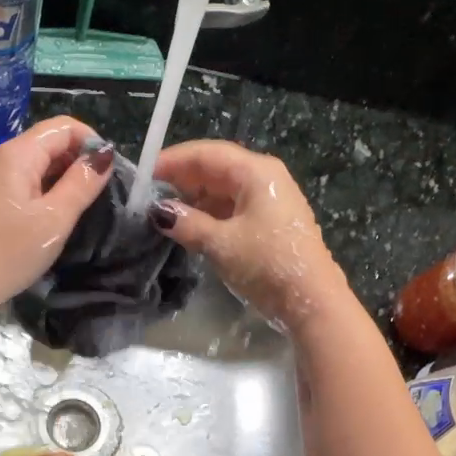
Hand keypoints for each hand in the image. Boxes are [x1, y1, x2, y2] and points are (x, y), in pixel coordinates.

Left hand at [0, 116, 116, 305]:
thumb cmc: (11, 252)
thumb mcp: (54, 220)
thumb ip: (81, 184)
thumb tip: (104, 156)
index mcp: (16, 154)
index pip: (62, 127)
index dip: (90, 140)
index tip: (109, 168)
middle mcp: (0, 155)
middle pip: (47, 141)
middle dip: (76, 158)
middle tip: (98, 190)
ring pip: (35, 161)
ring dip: (61, 174)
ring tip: (80, 202)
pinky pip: (21, 178)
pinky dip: (43, 186)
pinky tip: (53, 211)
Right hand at [150, 140, 350, 329]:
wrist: (311, 301)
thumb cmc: (268, 266)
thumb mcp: (221, 244)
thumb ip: (188, 224)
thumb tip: (159, 212)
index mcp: (256, 172)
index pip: (207, 154)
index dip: (173, 160)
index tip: (144, 173)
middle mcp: (265, 178)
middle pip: (216, 169)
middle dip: (183, 180)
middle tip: (149, 196)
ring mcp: (270, 202)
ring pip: (224, 191)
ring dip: (195, 201)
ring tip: (165, 215)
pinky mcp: (270, 225)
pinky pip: (234, 210)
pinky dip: (211, 216)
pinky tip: (192, 229)